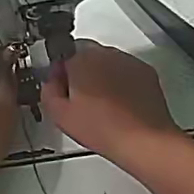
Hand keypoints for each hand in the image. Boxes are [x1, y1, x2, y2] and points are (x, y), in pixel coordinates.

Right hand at [41, 40, 187, 166]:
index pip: (61, 55)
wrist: (142, 140)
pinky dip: (121, 82)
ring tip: (101, 105)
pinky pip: (126, 71)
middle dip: (80, 72)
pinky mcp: (145, 72)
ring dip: (101, 76)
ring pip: (106, 62)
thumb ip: (48, 91)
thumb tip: (51, 84)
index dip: (59, 73)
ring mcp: (127, 61)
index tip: (60, 87)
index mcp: (80, 59)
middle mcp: (105, 54)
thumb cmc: (104, 128)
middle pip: (84, 55)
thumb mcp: (59, 114)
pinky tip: (118, 104)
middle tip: (80, 98)